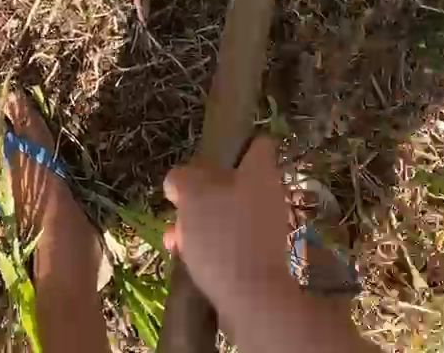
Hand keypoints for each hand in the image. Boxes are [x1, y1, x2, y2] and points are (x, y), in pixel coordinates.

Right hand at [163, 137, 379, 352]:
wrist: (253, 299)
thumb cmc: (223, 234)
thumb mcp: (192, 193)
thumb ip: (182, 178)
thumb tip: (179, 182)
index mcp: (259, 171)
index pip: (256, 144)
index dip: (233, 147)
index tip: (209, 160)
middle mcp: (268, 195)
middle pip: (232, 181)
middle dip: (201, 194)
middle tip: (180, 205)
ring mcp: (266, 228)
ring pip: (226, 212)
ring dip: (199, 222)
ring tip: (175, 238)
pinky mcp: (260, 257)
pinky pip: (230, 240)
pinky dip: (209, 245)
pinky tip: (187, 257)